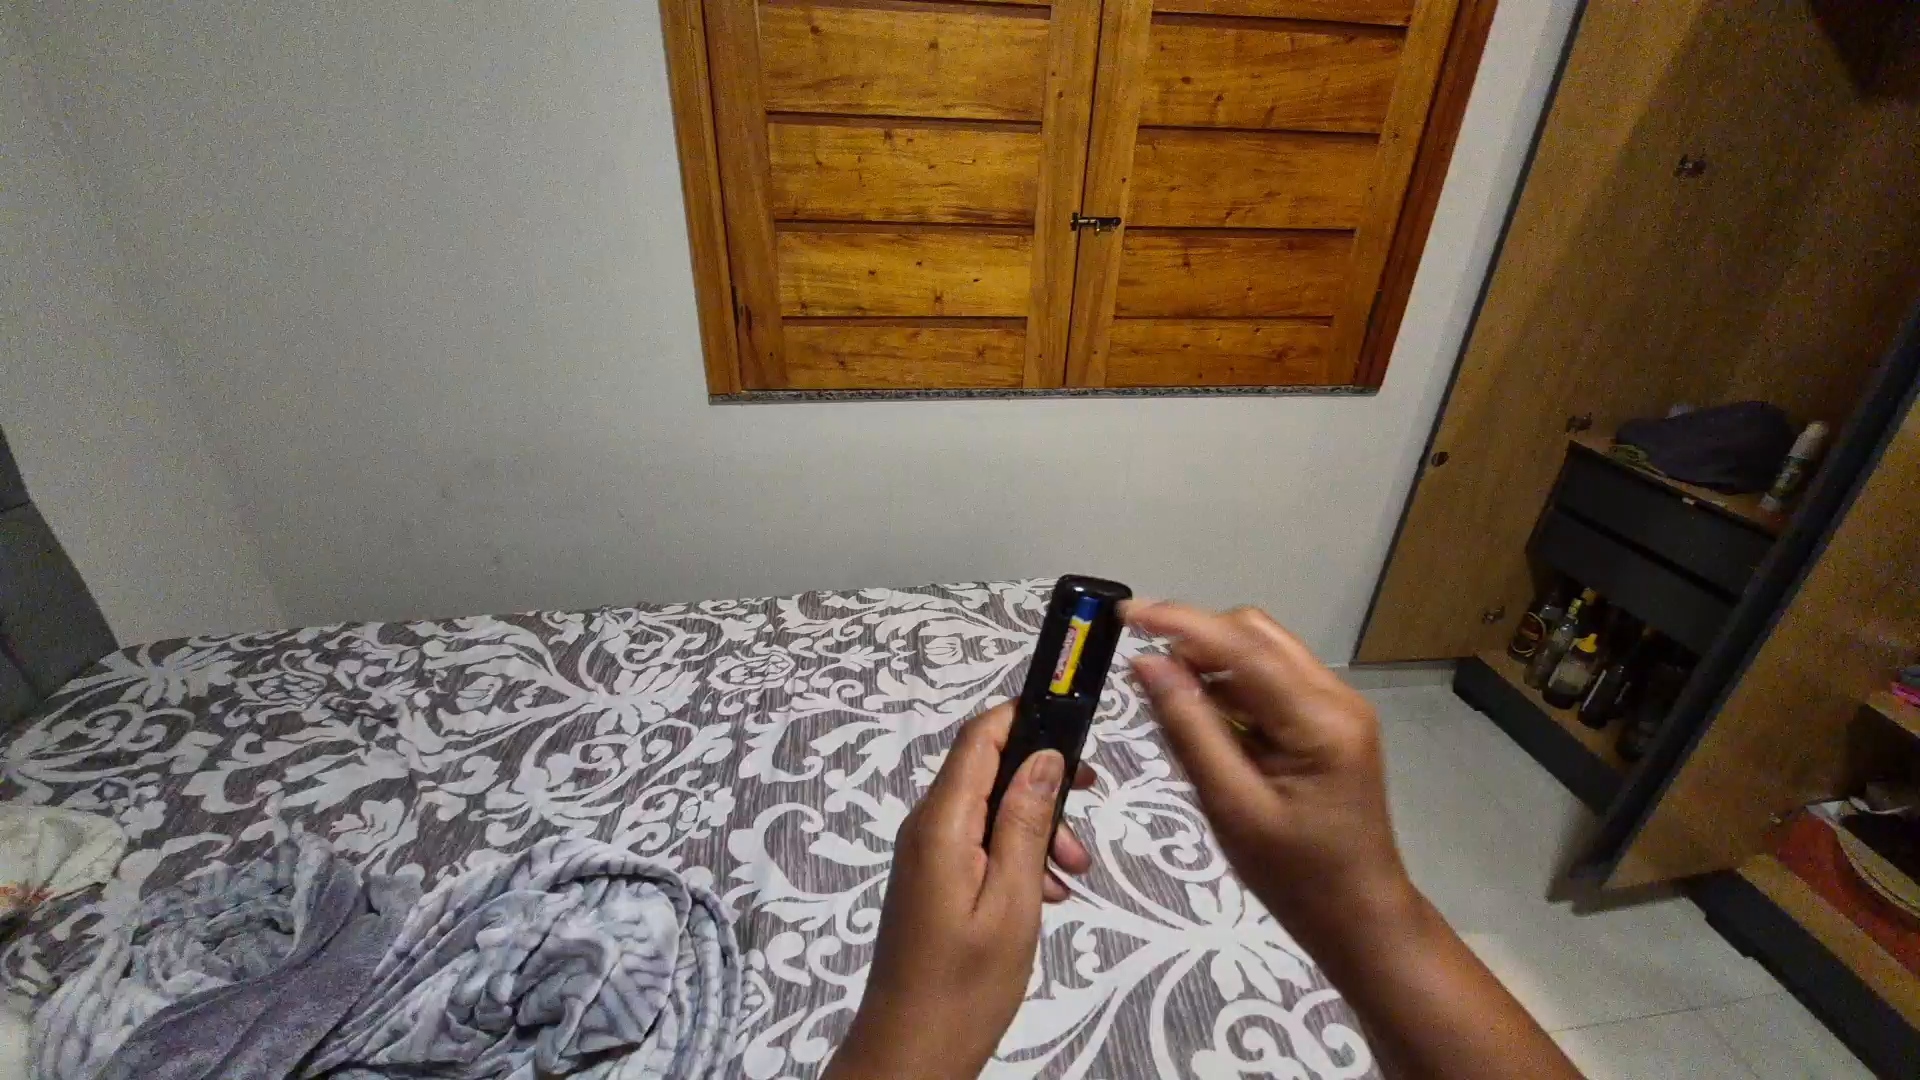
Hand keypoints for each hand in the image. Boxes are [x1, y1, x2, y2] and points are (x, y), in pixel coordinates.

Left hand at [824, 704, 1094, 1079]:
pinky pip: (979, 842)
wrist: (910, 1056)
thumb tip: (1045, 755)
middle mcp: (928, 823)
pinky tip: (1048, 893)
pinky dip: (1016, 854)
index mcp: (942, 819)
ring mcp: (928, 850)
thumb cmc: (967, 983)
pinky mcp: (934, 876)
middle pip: (988, 769)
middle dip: (1041, 780)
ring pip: (989, 808)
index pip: (978, 737)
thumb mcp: (1012, 900)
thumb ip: (1025, 821)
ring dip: (1035, 825)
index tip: (1072, 723)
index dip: (1021, 715)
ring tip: (1074, 871)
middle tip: (1089, 801)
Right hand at [1125, 601, 1415, 942]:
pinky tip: (1201, 712)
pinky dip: (1227, 682)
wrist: (1360, 919)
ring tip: (1166, 692)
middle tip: (1145, 666)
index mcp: (1319, 719)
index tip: (1128, 613)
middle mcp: (1334, 696)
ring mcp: (1334, 705)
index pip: (1242, 645)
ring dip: (1209, 659)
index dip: (1181, 621)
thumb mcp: (1230, 804)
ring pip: (1259, 650)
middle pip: (1254, 633)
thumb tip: (1146, 663)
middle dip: (1194, 637)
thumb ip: (1188, 726)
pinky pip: (1267, 678)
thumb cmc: (1294, 875)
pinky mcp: (1324, 718)